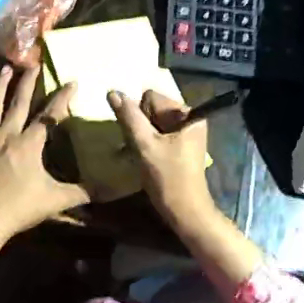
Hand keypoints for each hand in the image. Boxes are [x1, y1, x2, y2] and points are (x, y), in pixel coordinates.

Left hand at [0, 65, 91, 247]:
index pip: (50, 115)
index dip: (63, 97)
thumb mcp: (55, 201)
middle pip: (20, 102)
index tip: (72, 81)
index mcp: (30, 144)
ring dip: (0, 85)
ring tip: (6, 68)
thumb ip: (82, 192)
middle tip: (34, 63)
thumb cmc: (17, 209)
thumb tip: (110, 190)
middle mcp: (8, 133)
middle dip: (29, 81)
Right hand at [107, 89, 214, 230]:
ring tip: (139, 155)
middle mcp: (190, 118)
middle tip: (136, 147)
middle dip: (140, 126)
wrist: (185, 211)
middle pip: (152, 108)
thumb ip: (129, 117)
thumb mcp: (144, 145)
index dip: (139, 114)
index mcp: (188, 113)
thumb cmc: (167, 177)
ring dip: (141, 136)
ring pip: (152, 122)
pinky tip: (145, 159)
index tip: (139, 137)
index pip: (151, 97)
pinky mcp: (182, 146)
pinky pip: (158, 134)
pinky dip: (148, 144)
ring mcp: (187, 132)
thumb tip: (113, 91)